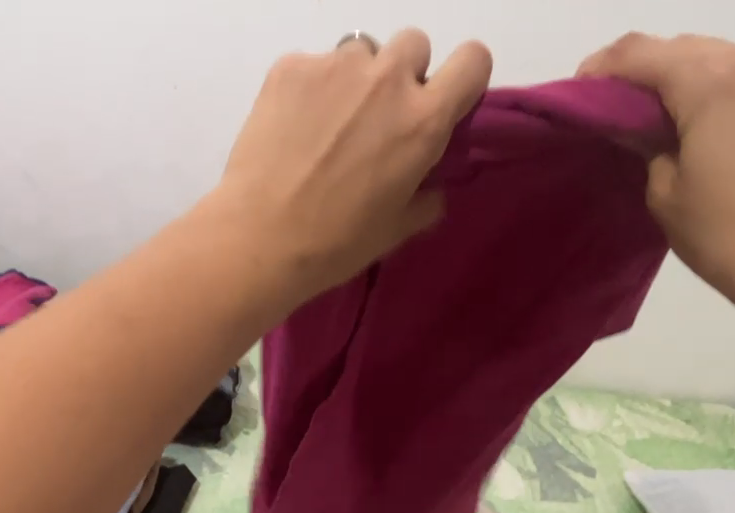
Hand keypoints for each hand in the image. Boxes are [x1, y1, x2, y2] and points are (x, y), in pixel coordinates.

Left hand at [211, 30, 492, 297]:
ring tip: (329, 127)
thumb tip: (430, 183)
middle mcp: (386, 79)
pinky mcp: (291, 67)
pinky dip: (310, 91)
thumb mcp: (396, 230)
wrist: (261, 239)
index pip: (473, 59)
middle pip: (414, 45)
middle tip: (377, 122)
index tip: (442, 102)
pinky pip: (313, 66)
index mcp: (423, 120)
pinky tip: (293, 131)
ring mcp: (336, 66)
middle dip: (403, 76)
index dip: (461, 78)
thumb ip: (426, 196)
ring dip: (355, 81)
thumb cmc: (336, 244)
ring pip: (361, 53)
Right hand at [579, 34, 734, 318]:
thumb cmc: (724, 235)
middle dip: (645, 69)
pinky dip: (718, 94)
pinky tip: (702, 128)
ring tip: (656, 117)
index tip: (579, 89)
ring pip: (721, 61)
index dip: (604, 67)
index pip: (645, 53)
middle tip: (613, 104)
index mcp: (716, 83)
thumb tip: (638, 126)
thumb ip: (646, 144)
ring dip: (684, 79)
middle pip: (686, 48)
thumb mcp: (664, 193)